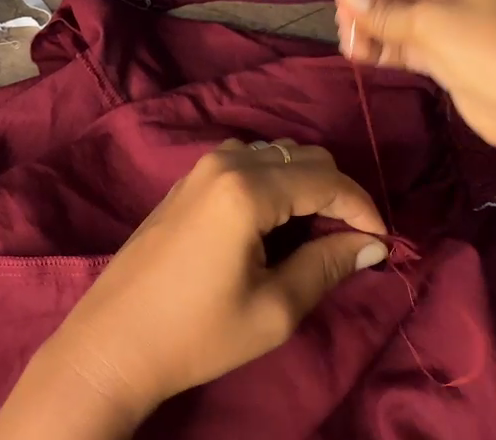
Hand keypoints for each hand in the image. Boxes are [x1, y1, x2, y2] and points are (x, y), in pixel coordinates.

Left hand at [28, 140, 388, 421]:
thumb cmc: (197, 333)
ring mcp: (201, 167)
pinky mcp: (187, 180)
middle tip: (351, 240)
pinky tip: (277, 222)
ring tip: (316, 233)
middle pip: (303, 156)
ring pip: (275, 154)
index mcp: (247, 189)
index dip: (362, 207)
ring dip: (305, 183)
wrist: (114, 341)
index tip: (382, 242)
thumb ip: (326, 266)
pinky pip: (247, 161)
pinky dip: (275, 181)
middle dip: (337, 192)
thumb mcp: (274, 309)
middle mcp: (225, 161)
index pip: (326, 178)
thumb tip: (370, 244)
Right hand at [334, 0, 495, 151]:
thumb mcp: (432, 25)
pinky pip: (412, 43)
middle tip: (342, 23)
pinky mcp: (453, 54)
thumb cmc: (491, 50)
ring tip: (348, 44)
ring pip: (404, 18)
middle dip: (370, 5)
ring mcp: (458, 22)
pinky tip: (361, 56)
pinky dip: (389, 48)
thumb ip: (384, 10)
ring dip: (375, 29)